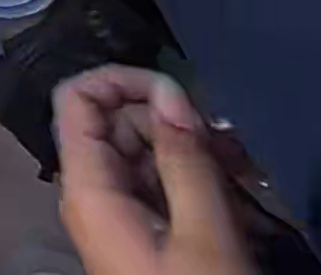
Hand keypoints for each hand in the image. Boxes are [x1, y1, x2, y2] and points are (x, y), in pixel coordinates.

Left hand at [54, 66, 254, 274]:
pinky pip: (161, 191)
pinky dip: (196, 184)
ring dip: (189, 153)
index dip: (115, 79)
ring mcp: (119, 217)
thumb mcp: (204, 240)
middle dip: (166, 121)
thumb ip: (183, 159)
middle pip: (113, 124)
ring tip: (246, 168)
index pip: (74, 98)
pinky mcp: (147, 241)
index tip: (175, 89)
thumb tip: (170, 89)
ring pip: (142, 157)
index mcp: (86, 183)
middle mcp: (92, 192)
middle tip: (231, 139)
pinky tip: (242, 197)